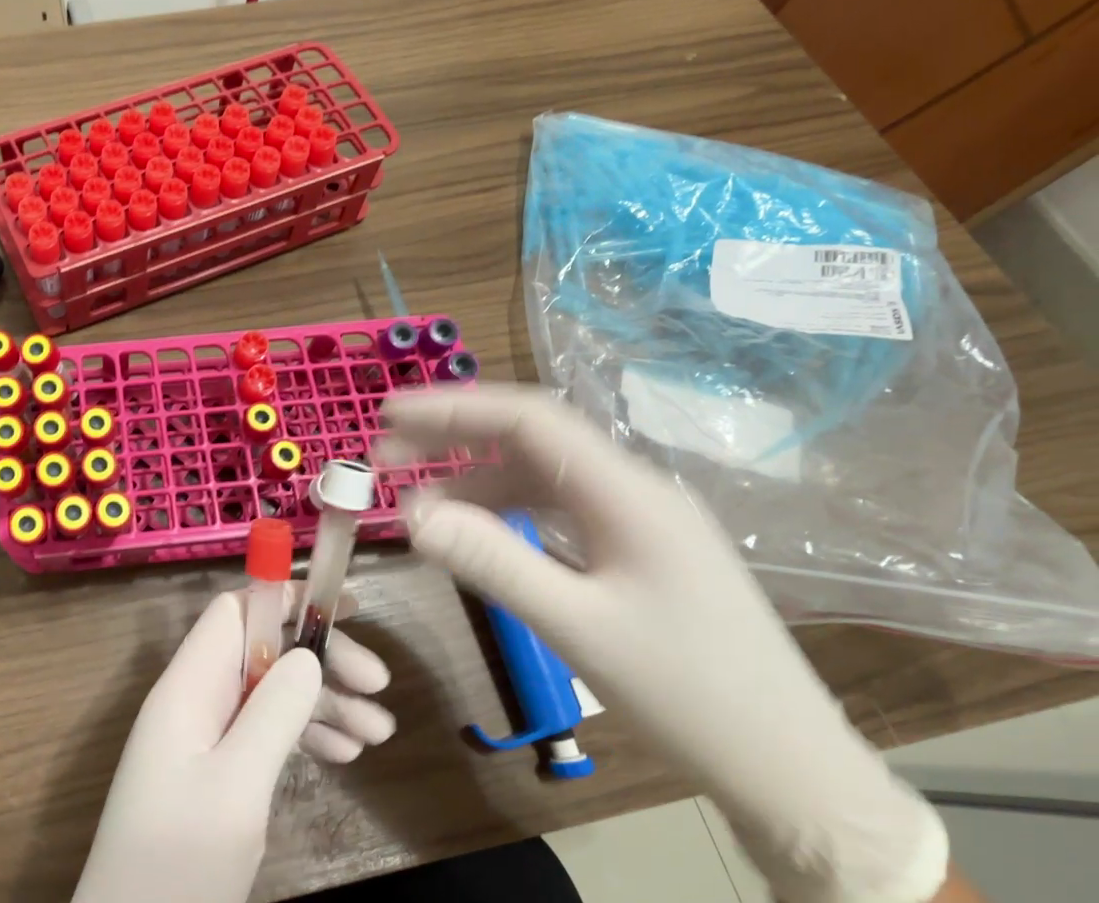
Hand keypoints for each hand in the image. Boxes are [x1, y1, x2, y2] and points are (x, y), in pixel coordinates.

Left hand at [71, 589, 392, 902]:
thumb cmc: (180, 854)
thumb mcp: (235, 785)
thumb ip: (272, 714)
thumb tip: (307, 653)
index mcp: (187, 688)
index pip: (234, 614)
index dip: (284, 598)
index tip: (343, 606)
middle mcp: (195, 703)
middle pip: (262, 655)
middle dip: (320, 661)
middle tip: (380, 684)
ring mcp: (204, 740)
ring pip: (271, 698)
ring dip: (325, 705)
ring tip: (381, 733)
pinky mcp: (215, 775)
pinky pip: (265, 736)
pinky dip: (306, 738)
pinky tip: (348, 755)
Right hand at [384, 384, 949, 902]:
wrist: (787, 765)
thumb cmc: (687, 695)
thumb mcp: (578, 628)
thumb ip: (494, 563)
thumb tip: (411, 513)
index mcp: (628, 494)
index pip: (529, 421)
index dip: (453, 408)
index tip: (386, 414)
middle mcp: (635, 490)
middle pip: (533, 440)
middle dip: (455, 439)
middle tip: (385, 455)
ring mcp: (642, 521)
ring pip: (544, 476)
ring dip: (476, 480)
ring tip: (417, 506)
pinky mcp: (642, 552)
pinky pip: (561, 511)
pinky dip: (508, 513)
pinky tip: (478, 536)